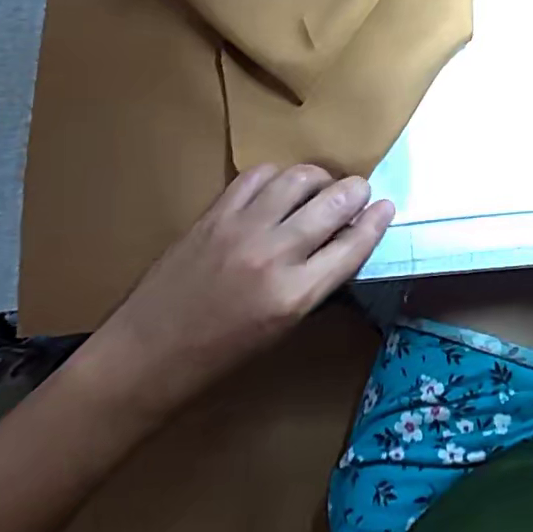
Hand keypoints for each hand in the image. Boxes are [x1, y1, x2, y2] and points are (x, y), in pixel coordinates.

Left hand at [76, 165, 393, 422]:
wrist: (146, 355)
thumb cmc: (220, 355)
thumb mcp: (283, 328)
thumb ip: (316, 281)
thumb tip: (341, 244)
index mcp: (296, 295)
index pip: (353, 244)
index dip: (377, 221)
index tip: (386, 206)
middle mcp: (275, 255)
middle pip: (334, 202)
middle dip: (356, 191)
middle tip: (358, 192)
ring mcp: (242, 228)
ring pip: (298, 178)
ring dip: (319, 177)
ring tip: (320, 187)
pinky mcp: (214, 214)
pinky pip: (257, 176)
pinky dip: (277, 176)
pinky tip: (279, 188)